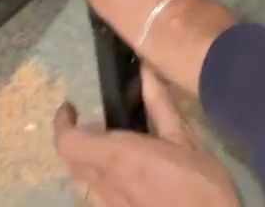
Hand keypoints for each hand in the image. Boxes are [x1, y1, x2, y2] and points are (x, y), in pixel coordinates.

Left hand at [54, 65, 240, 206]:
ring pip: (82, 188)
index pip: (69, 142)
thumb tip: (148, 71)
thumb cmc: (202, 189)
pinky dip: (101, 190)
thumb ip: (162, 107)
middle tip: (99, 128)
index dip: (62, 123)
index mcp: (118, 158)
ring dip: (88, 169)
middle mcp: (106, 187)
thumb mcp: (186, 142)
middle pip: (72, 164)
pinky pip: (97, 204)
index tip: (70, 108)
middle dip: (79, 142)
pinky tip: (126, 186)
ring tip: (110, 157)